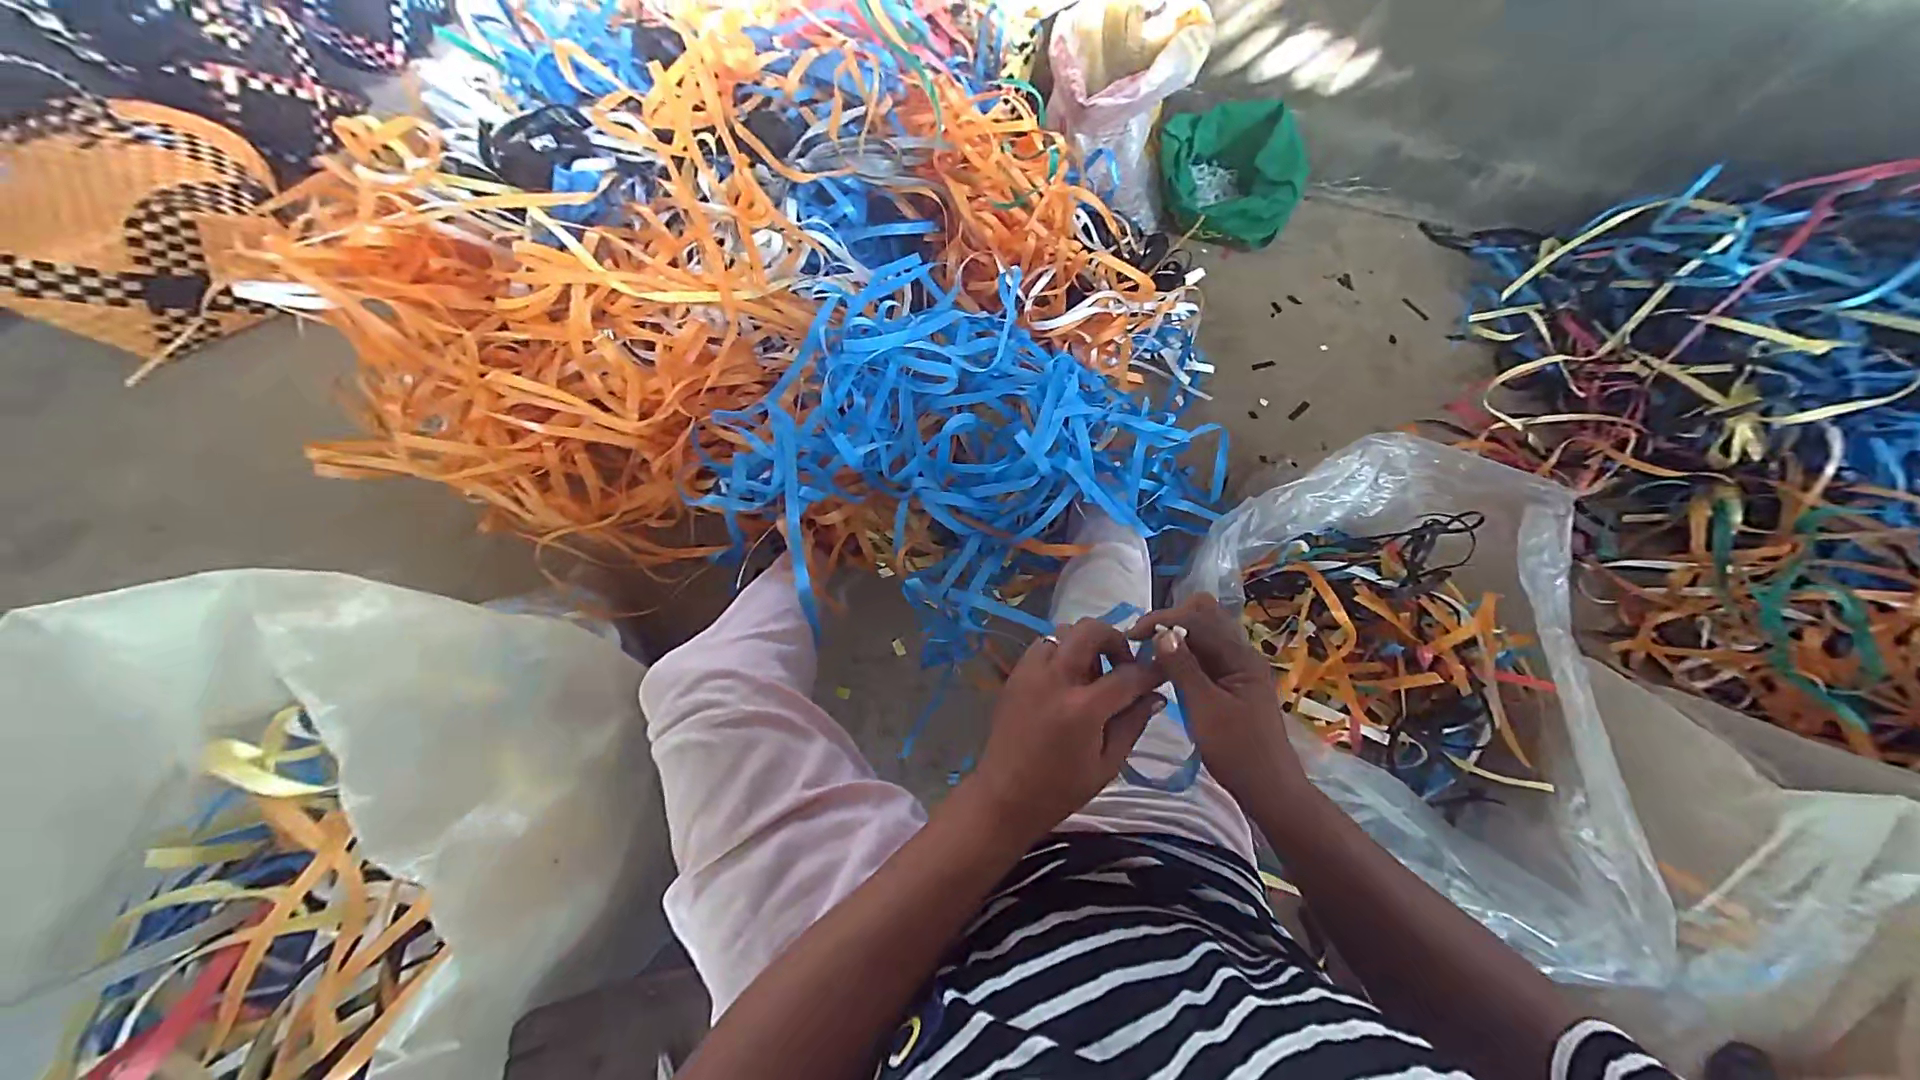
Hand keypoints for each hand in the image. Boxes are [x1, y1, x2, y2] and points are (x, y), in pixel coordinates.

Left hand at [965, 618, 1166, 844]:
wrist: (1004, 794)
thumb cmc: (1061, 788)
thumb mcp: (1108, 763)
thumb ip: (1132, 723)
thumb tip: (1155, 695)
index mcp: (1082, 708)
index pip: (1128, 675)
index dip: (1151, 672)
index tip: (1161, 673)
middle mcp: (1055, 679)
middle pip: (1091, 630)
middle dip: (1115, 640)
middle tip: (1122, 664)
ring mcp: (1030, 672)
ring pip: (1064, 632)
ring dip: (1085, 643)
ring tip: (1092, 673)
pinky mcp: (1015, 674)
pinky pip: (1043, 646)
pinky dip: (1061, 651)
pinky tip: (1067, 679)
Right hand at [1128, 593, 1306, 803]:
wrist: (1269, 790)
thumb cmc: (1237, 751)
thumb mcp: (1204, 709)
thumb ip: (1183, 668)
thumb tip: (1162, 632)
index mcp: (1240, 656)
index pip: (1197, 618)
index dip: (1162, 620)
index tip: (1131, 636)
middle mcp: (1241, 654)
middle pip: (1205, 615)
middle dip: (1171, 620)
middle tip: (1145, 642)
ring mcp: (1238, 667)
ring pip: (1204, 632)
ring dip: (1177, 635)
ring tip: (1150, 655)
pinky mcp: (1232, 681)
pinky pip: (1205, 653)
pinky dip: (1184, 653)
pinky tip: (1167, 670)